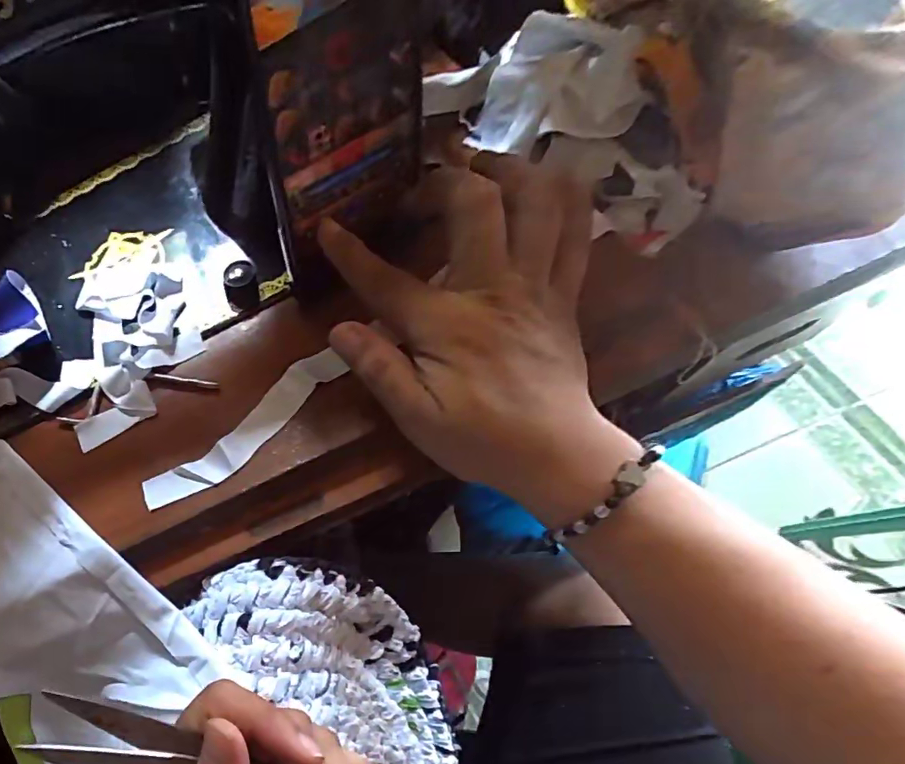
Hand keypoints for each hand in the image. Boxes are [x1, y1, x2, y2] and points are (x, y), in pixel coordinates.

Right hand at [317, 156, 641, 525]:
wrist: (556, 455)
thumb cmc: (480, 440)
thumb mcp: (417, 417)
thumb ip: (379, 369)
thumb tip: (339, 329)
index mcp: (447, 323)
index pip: (387, 280)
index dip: (352, 253)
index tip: (328, 228)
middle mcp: (494, 289)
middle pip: (475, 204)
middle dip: (442, 182)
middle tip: (420, 189)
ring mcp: (537, 285)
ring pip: (537, 199)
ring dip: (509, 169)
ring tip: (482, 168)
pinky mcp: (566, 294)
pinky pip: (576, 227)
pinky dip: (563, 196)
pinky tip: (541, 190)